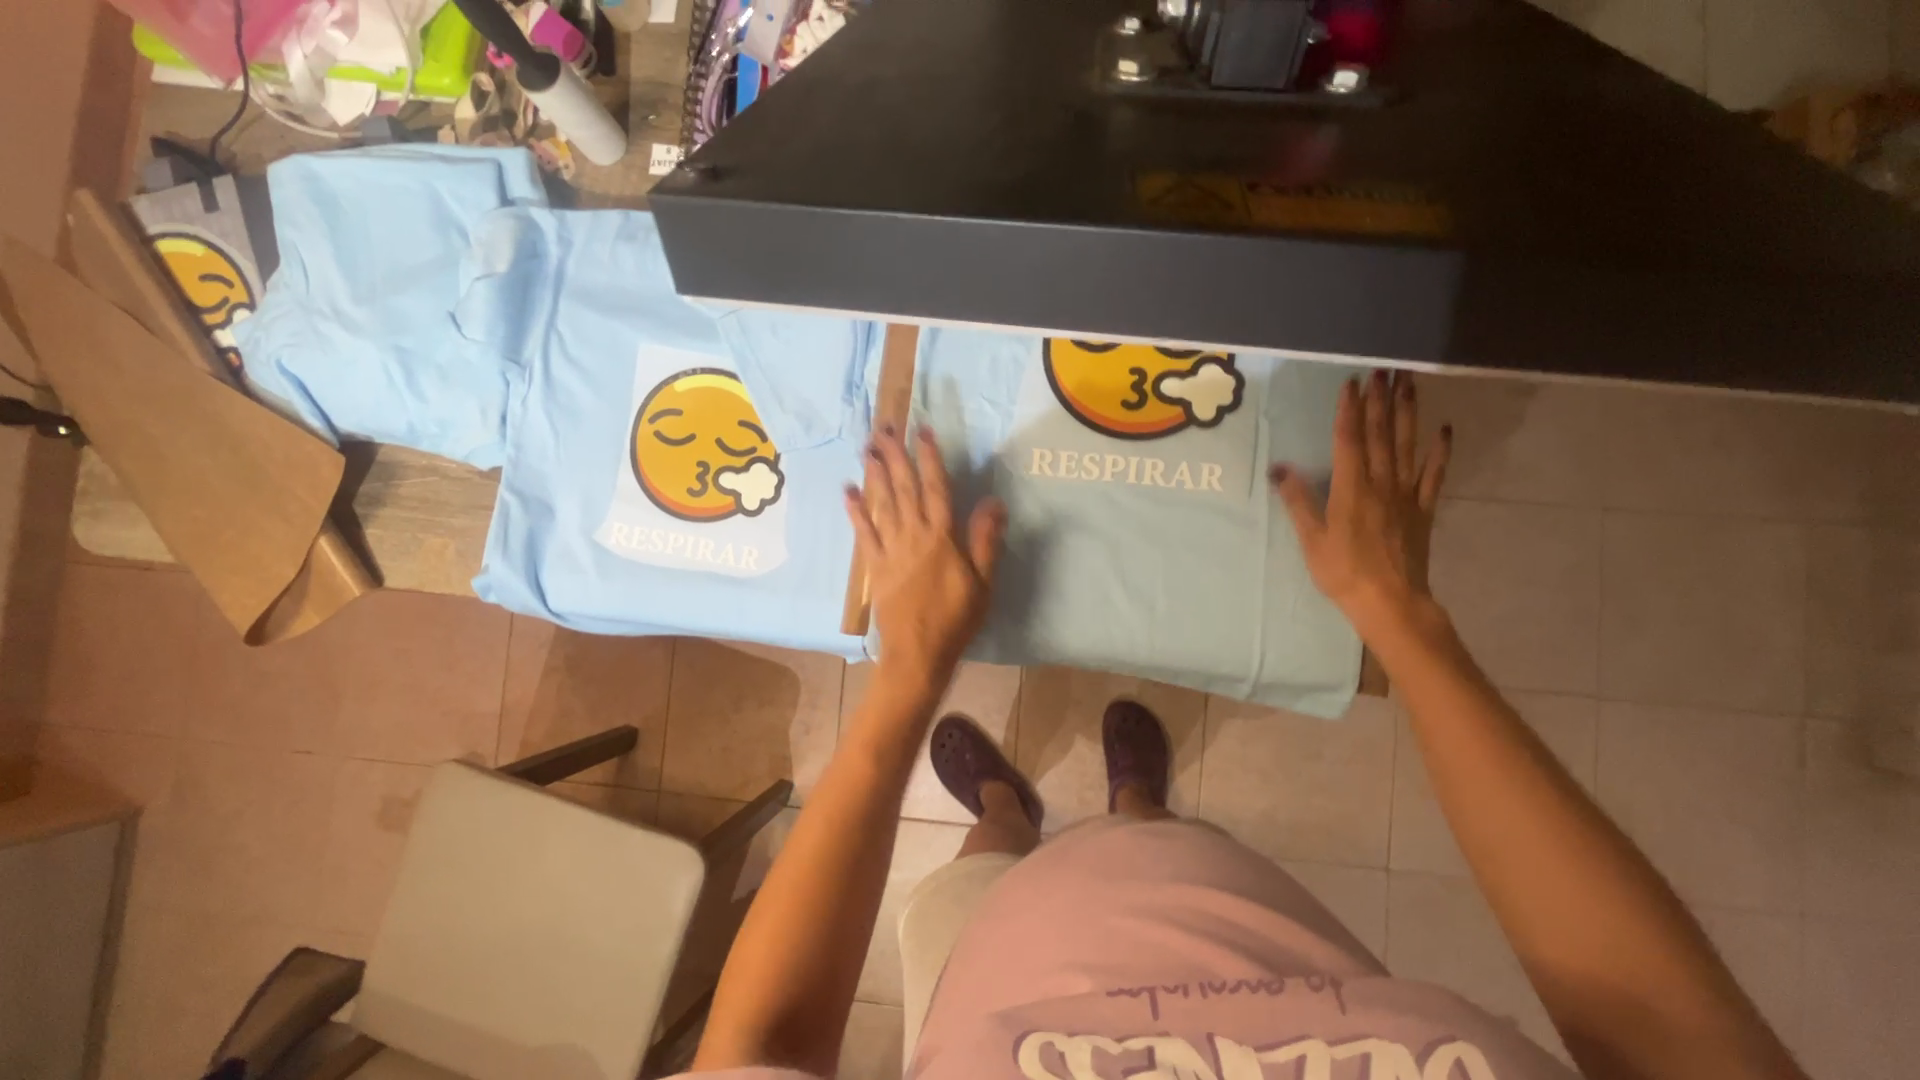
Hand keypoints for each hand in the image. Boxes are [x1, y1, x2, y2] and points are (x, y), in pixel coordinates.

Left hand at [846, 425, 1005, 689]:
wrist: (919, 652)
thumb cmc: (956, 618)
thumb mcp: (983, 582)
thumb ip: (985, 540)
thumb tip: (993, 501)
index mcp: (942, 537)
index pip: (936, 488)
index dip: (929, 458)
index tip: (922, 432)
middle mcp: (913, 536)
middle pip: (904, 488)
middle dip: (895, 456)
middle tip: (885, 428)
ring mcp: (890, 550)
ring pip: (882, 504)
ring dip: (875, 474)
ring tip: (867, 448)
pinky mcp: (875, 566)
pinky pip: (863, 532)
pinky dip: (855, 510)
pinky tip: (848, 490)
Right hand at [1271, 370, 1450, 635]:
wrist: (1390, 601)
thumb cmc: (1344, 572)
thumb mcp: (1312, 539)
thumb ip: (1298, 501)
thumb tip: (1280, 468)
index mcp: (1351, 488)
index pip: (1349, 439)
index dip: (1350, 409)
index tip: (1352, 382)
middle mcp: (1380, 483)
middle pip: (1380, 434)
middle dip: (1381, 400)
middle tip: (1385, 369)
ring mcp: (1405, 494)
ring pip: (1406, 445)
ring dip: (1407, 412)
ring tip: (1409, 384)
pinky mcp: (1423, 509)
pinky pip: (1434, 474)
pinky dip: (1440, 450)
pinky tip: (1444, 429)